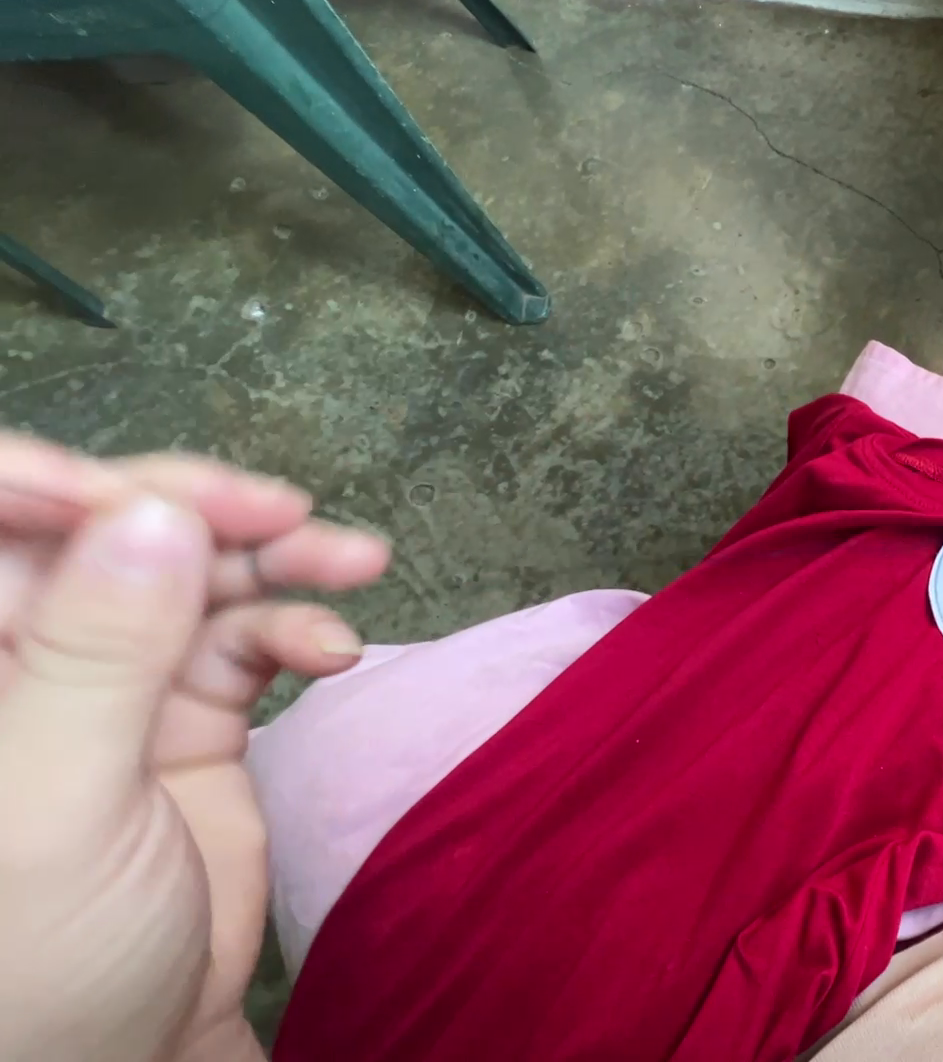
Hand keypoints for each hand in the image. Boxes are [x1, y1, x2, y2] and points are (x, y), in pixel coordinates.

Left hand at [0, 436, 388, 1060]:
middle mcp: (13, 662)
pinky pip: (251, 639)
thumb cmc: (22, 965)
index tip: (147, 501)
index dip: (43, 487)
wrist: (120, 1059)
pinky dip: (300, 631)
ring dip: (280, 564)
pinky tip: (333, 653)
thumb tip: (152, 518)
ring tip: (358, 560)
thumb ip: (93, 656)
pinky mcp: (191, 715)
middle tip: (291, 512)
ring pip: (193, 579)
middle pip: (105, 540)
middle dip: (201, 516)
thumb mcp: (47, 806)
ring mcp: (109, 686)